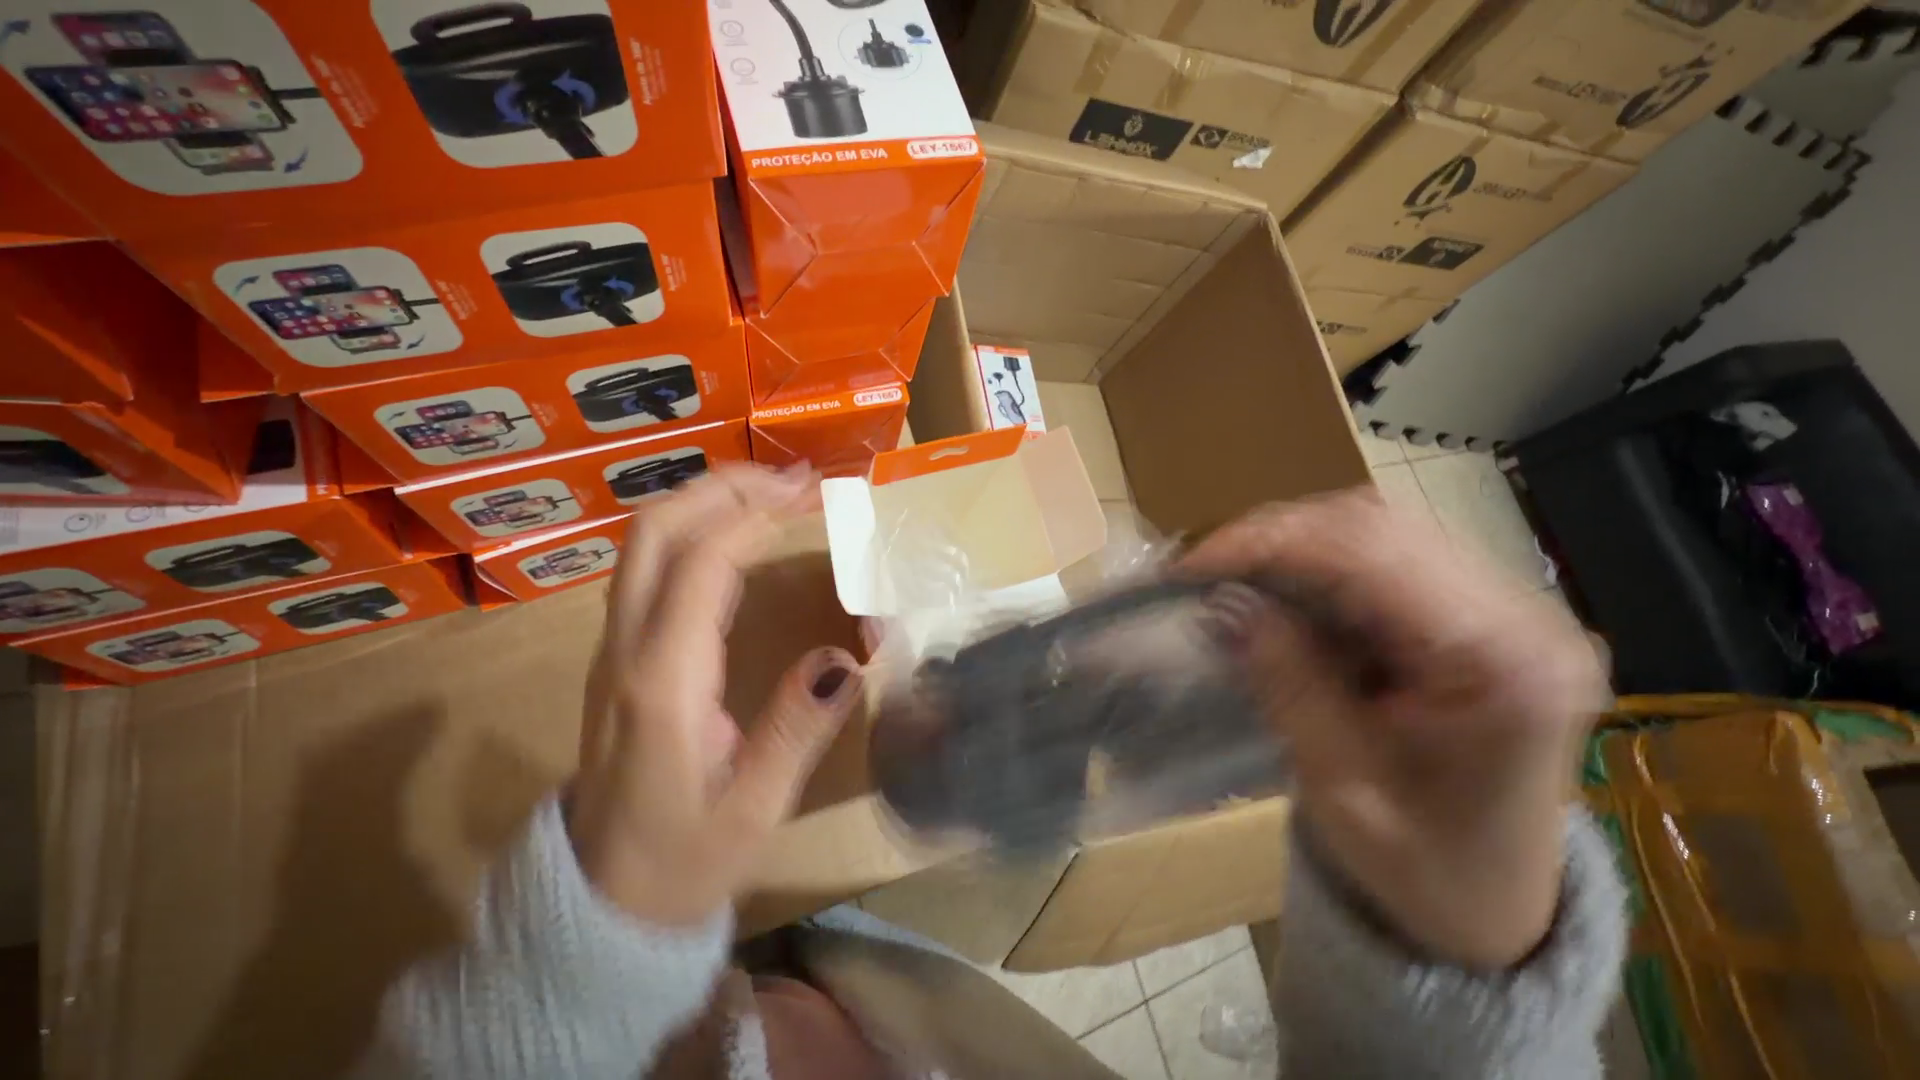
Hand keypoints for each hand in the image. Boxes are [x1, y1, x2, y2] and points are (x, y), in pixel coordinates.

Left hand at [567, 465, 865, 926]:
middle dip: (723, 487)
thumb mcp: (752, 809)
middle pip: (655, 531)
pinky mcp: (618, 658)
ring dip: (705, 502)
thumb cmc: (682, 860)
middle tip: (794, 478)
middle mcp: (626, 649)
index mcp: (662, 682)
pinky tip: (739, 540)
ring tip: (774, 494)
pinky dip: (694, 533)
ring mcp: (613, 649)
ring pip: (644, 544)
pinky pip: (648, 570)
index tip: (810, 491)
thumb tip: (847, 656)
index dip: (755, 516)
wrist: (599, 900)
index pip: (702, 565)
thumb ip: (796, 728)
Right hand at [1183, 490, 1606, 969]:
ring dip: (1298, 549)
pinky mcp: (1479, 614)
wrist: (1494, 909)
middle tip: (1205, 572)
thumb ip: (1290, 686)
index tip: (1194, 566)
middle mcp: (1522, 616)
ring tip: (1235, 582)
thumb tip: (1225, 603)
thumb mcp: (1344, 787)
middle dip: (1279, 538)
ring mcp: (1507, 608)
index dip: (1274, 543)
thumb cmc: (1426, 872)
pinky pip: (1388, 560)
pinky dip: (1322, 569)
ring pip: (1382, 531)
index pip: (1377, 555)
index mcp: (1507, 664)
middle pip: (1382, 526)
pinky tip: (1282, 598)